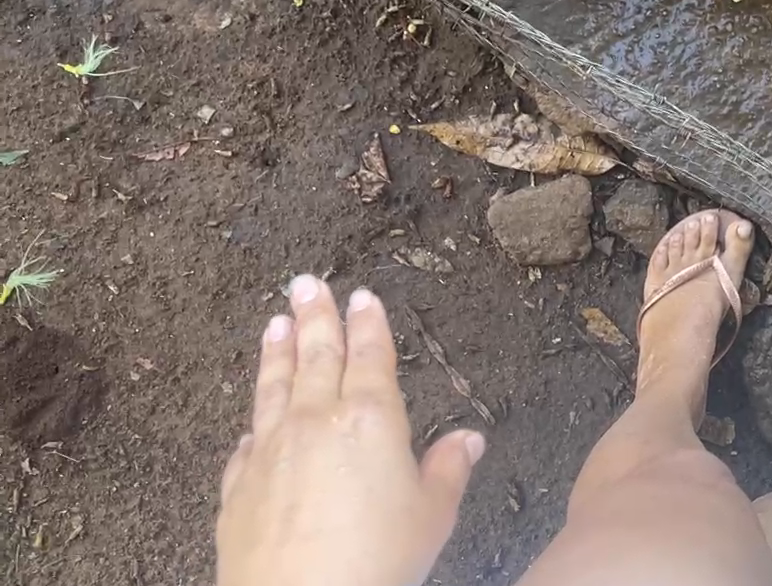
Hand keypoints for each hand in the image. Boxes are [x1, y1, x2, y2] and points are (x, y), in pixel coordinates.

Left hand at [217, 276, 483, 585]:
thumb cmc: (378, 555)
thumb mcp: (433, 509)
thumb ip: (449, 467)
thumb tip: (468, 440)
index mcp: (372, 418)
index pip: (370, 355)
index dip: (368, 323)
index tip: (362, 294)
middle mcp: (318, 423)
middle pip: (316, 357)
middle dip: (313, 317)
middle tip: (306, 282)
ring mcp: (271, 456)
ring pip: (275, 389)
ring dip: (276, 353)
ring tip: (274, 321)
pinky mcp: (238, 493)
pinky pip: (247, 443)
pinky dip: (254, 421)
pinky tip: (253, 417)